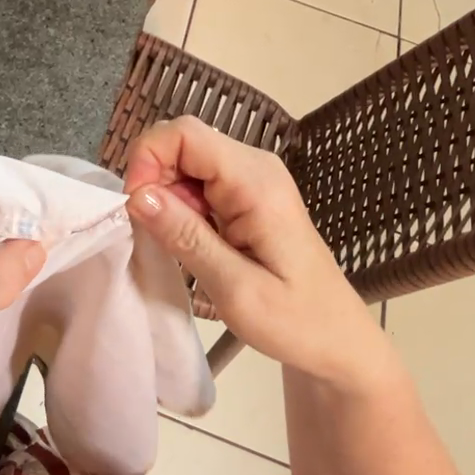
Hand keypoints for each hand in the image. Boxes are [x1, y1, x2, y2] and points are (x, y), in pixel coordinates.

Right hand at [123, 116, 397, 390]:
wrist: (339, 340)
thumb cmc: (296, 322)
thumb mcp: (236, 290)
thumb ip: (186, 238)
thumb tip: (137, 196)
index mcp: (256, 182)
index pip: (185, 134)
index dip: (148, 158)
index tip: (135, 206)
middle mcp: (254, 165)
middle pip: (182, 142)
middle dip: (153, 178)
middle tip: (152, 231)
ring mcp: (251, 176)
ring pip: (185, 160)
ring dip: (164, 194)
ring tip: (172, 241)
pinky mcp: (245, 192)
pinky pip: (197, 179)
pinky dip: (178, 203)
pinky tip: (188, 239)